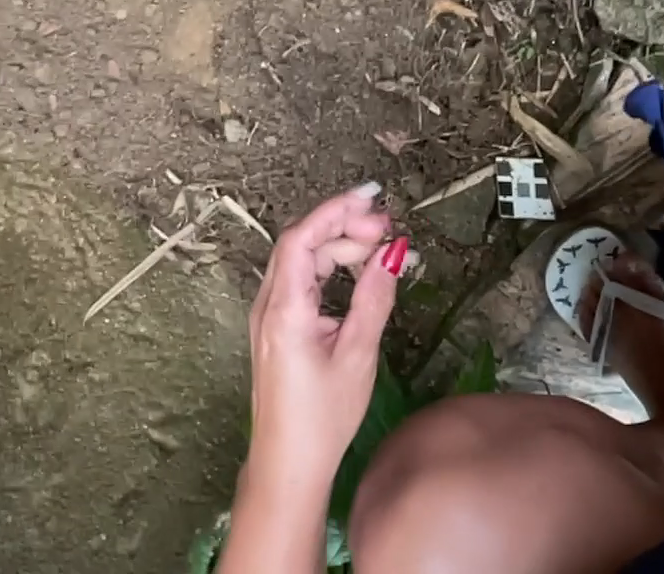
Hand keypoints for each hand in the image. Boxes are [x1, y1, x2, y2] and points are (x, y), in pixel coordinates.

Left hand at [244, 183, 407, 490]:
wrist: (288, 466)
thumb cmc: (321, 418)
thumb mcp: (358, 354)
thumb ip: (375, 297)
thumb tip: (393, 252)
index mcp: (285, 309)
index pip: (303, 237)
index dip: (335, 210)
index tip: (371, 198)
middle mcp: (270, 305)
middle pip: (303, 243)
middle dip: (345, 227)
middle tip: (388, 230)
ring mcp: (271, 315)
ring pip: (304, 259)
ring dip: (341, 247)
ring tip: (382, 250)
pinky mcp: (280, 326)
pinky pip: (305, 279)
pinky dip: (333, 268)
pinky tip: (360, 273)